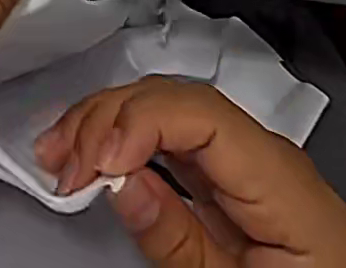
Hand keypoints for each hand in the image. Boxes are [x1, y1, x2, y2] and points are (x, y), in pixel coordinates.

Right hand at [34, 77, 345, 267]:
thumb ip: (182, 244)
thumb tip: (119, 182)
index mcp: (287, 187)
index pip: (203, 114)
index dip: (141, 121)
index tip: (99, 160)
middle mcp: (266, 157)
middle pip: (173, 100)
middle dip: (107, 120)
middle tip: (64, 164)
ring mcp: (242, 159)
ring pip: (159, 106)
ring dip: (100, 122)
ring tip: (58, 153)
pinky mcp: (221, 171)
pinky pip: (161, 133)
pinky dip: (117, 136)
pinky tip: (86, 149)